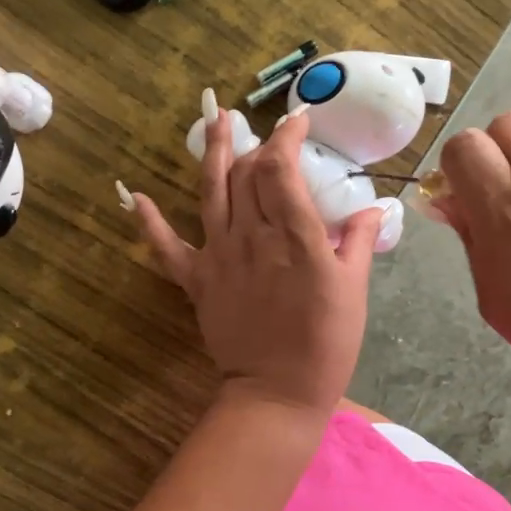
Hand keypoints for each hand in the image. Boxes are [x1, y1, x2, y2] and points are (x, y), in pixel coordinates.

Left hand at [122, 104, 383, 410]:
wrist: (277, 391)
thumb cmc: (325, 343)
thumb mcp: (353, 291)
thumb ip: (358, 243)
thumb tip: (374, 208)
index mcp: (294, 236)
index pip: (281, 168)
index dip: (287, 136)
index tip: (299, 120)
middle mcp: (252, 236)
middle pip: (246, 173)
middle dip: (256, 144)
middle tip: (265, 132)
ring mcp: (219, 255)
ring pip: (211, 192)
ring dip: (212, 152)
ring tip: (215, 119)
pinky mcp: (197, 279)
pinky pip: (167, 246)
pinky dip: (150, 221)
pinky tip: (136, 196)